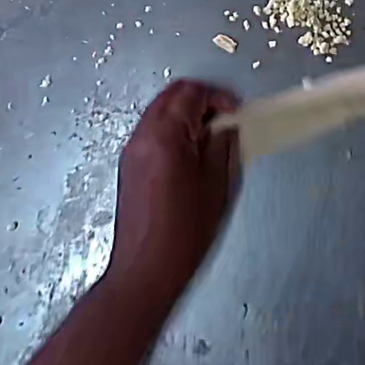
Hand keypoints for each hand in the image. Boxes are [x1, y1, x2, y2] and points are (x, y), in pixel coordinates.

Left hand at [108, 80, 240, 296]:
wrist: (145, 272)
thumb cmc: (184, 231)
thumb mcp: (216, 182)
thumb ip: (222, 142)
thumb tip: (226, 124)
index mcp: (166, 134)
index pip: (193, 92)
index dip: (219, 97)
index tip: (235, 113)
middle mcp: (144, 134)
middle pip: (173, 93)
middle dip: (202, 98)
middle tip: (224, 118)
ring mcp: (133, 149)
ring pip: (161, 108)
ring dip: (186, 112)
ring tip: (210, 135)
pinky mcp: (129, 164)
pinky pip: (153, 128)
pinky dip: (173, 127)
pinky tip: (190, 151)